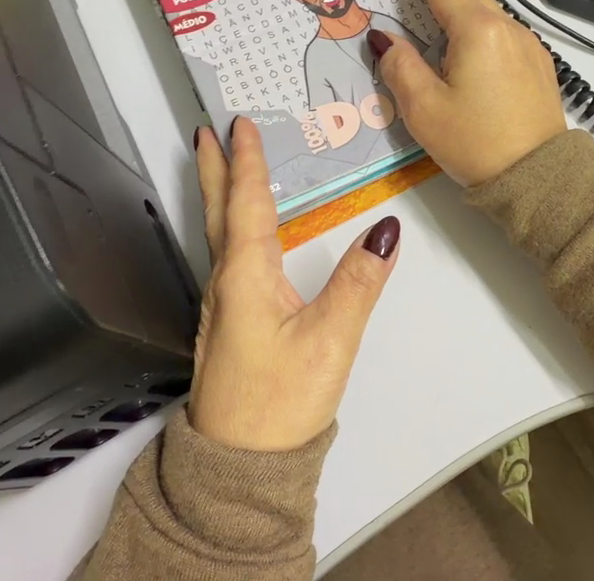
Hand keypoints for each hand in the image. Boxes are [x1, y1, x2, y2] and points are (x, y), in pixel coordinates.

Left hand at [188, 117, 399, 450]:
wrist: (240, 469)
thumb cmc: (279, 403)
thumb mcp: (330, 338)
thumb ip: (359, 280)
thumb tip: (386, 230)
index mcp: (246, 277)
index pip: (246, 204)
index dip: (246, 162)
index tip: (238, 124)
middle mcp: (226, 284)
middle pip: (219, 213)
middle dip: (216, 169)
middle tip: (206, 132)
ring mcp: (224, 306)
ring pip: (219, 235)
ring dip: (221, 194)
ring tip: (224, 168)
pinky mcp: (231, 326)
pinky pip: (228, 257)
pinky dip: (232, 226)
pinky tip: (243, 236)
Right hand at [369, 0, 566, 185]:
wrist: (537, 174)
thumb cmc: (476, 142)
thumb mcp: (424, 108)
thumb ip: (400, 67)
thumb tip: (385, 40)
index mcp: (477, 32)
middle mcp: (507, 29)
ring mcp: (528, 45)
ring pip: (492, 8)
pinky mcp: (539, 64)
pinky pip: (506, 27)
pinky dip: (486, 15)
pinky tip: (479, 24)